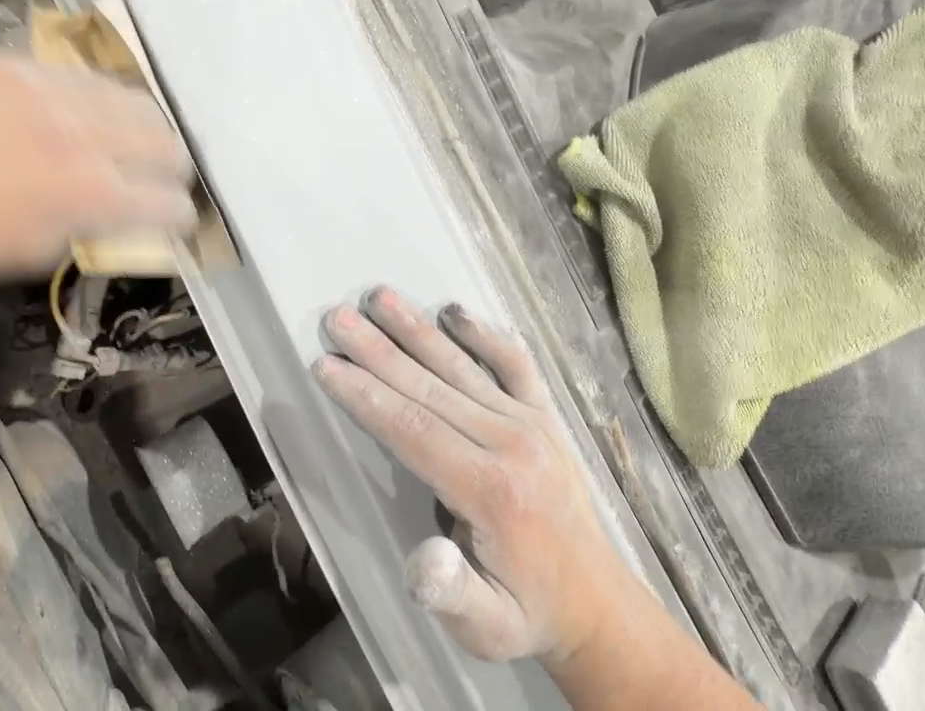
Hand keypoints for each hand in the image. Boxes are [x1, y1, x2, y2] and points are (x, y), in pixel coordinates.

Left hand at [0, 56, 196, 288]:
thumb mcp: (39, 254)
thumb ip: (94, 230)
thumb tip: (124, 216)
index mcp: (91, 195)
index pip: (169, 201)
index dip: (179, 214)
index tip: (174, 217)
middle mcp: (84, 136)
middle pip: (166, 140)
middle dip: (172, 166)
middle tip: (161, 177)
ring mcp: (52, 92)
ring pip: (132, 97)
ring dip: (142, 126)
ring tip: (129, 139)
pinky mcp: (20, 66)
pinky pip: (83, 75)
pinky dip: (96, 98)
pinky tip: (80, 112)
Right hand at [314, 288, 618, 664]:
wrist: (598, 605)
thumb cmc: (528, 613)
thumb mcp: (486, 627)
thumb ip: (450, 593)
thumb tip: (420, 562)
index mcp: (493, 492)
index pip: (414, 430)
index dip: (365, 396)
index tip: (326, 366)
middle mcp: (514, 445)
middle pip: (430, 388)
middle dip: (377, 351)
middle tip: (337, 318)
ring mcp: (533, 424)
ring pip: (463, 367)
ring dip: (416, 330)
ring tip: (379, 297)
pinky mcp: (546, 416)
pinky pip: (515, 363)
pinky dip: (485, 334)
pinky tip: (454, 309)